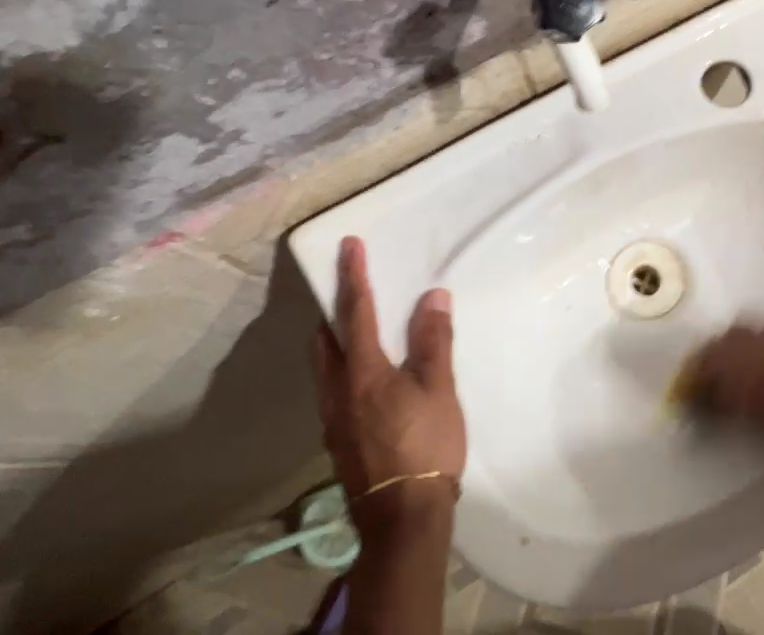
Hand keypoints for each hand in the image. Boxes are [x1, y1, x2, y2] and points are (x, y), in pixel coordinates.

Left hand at [313, 236, 465, 531]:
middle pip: (325, 339)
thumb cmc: (425, 443)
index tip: (349, 246)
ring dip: (336, 342)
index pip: (355, 310)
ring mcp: (333, 418)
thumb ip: (433, 340)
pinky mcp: (338, 441)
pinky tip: (367, 384)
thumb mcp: (438, 388)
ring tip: (359, 334)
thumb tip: (432, 296)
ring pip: (325, 367)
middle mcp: (337, 390)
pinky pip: (333, 391)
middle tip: (351, 294)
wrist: (402, 515)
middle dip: (334, 312)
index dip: (353, 276)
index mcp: (362, 370)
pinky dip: (344, 371)